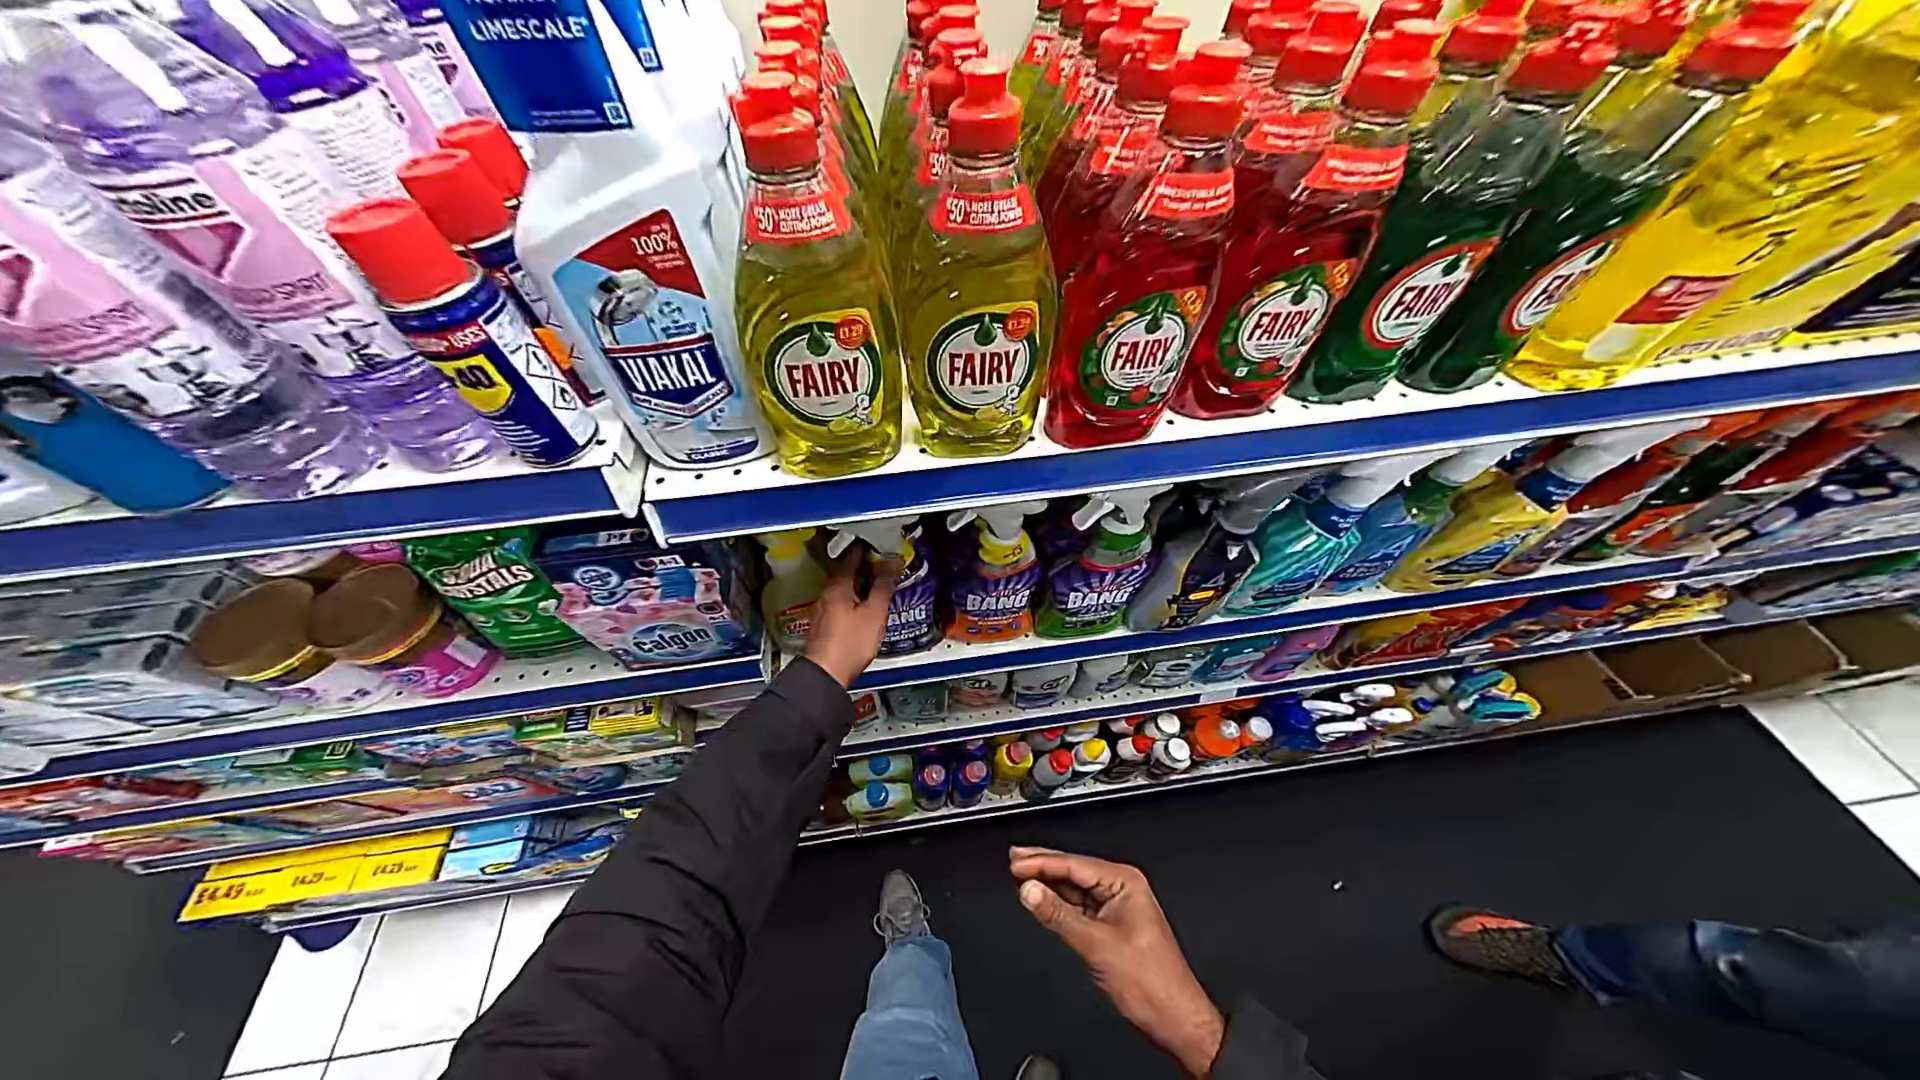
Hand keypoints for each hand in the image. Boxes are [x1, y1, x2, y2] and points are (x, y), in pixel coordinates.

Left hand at [805, 550, 898, 686]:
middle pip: (844, 574)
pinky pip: (840, 603)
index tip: (876, 545)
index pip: (850, 558)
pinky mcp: (824, 625)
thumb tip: (890, 566)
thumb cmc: (850, 643)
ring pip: (842, 590)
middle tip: (880, 564)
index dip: (864, 549)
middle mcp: (826, 595)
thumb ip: (882, 588)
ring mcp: (822, 610)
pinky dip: (852, 599)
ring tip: (875, 585)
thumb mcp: (874, 614)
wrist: (826, 674)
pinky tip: (863, 607)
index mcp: (838, 587)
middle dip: (862, 568)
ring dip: (857, 584)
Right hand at [1010, 847, 1224, 1077]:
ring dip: (1048, 883)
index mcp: (1125, 882)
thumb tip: (1031, 890)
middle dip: (1042, 865)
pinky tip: (1043, 899)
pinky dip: (1058, 902)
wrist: (1175, 1019)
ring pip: (1074, 887)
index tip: (1016, 863)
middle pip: (1073, 870)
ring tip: (1022, 874)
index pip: (1074, 864)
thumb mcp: (1096, 945)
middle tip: (1015, 859)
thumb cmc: (1154, 984)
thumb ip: (1058, 915)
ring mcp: (1116, 906)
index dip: (1041, 862)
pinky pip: (1078, 905)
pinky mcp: (1110, 924)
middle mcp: (1122, 888)